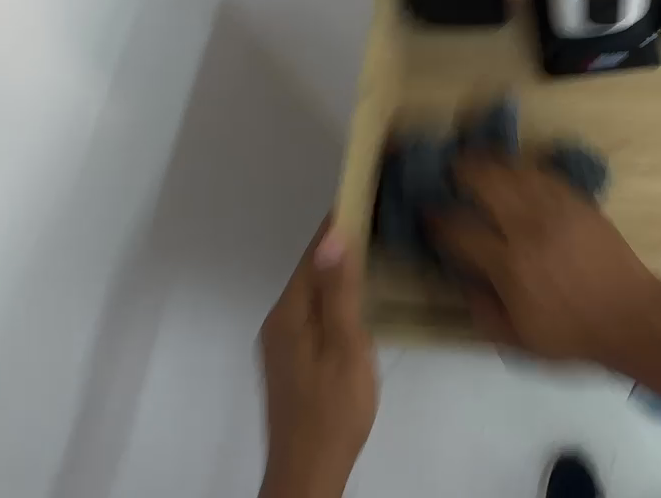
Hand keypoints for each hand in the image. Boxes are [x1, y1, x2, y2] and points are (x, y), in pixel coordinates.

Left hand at [258, 218, 377, 497]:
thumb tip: (333, 235)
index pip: (315, 252)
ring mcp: (283, 342)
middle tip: (381, 215)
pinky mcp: (293, 358)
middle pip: (312, 269)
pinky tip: (361, 296)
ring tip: (378, 246)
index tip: (364, 190)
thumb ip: (339, 292)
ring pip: (314, 290)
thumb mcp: (345, 347)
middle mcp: (280, 321)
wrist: (309, 474)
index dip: (339, 221)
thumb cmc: (334, 409)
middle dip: (342, 241)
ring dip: (341, 267)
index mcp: (290, 313)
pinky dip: (337, 293)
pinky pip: (315, 310)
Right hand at [431, 156, 660, 369]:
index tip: (426, 212)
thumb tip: (460, 278)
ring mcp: (556, 208)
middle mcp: (529, 227)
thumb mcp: (518, 339)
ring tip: (473, 161)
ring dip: (489, 163)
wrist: (633, 317)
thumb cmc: (573, 334)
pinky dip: (521, 168)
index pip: (460, 229)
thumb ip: (482, 309)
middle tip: (446, 170)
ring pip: (513, 169)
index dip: (437, 218)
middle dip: (459, 172)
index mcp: (509, 264)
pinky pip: (542, 173)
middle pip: (485, 181)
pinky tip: (513, 170)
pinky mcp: (577, 200)